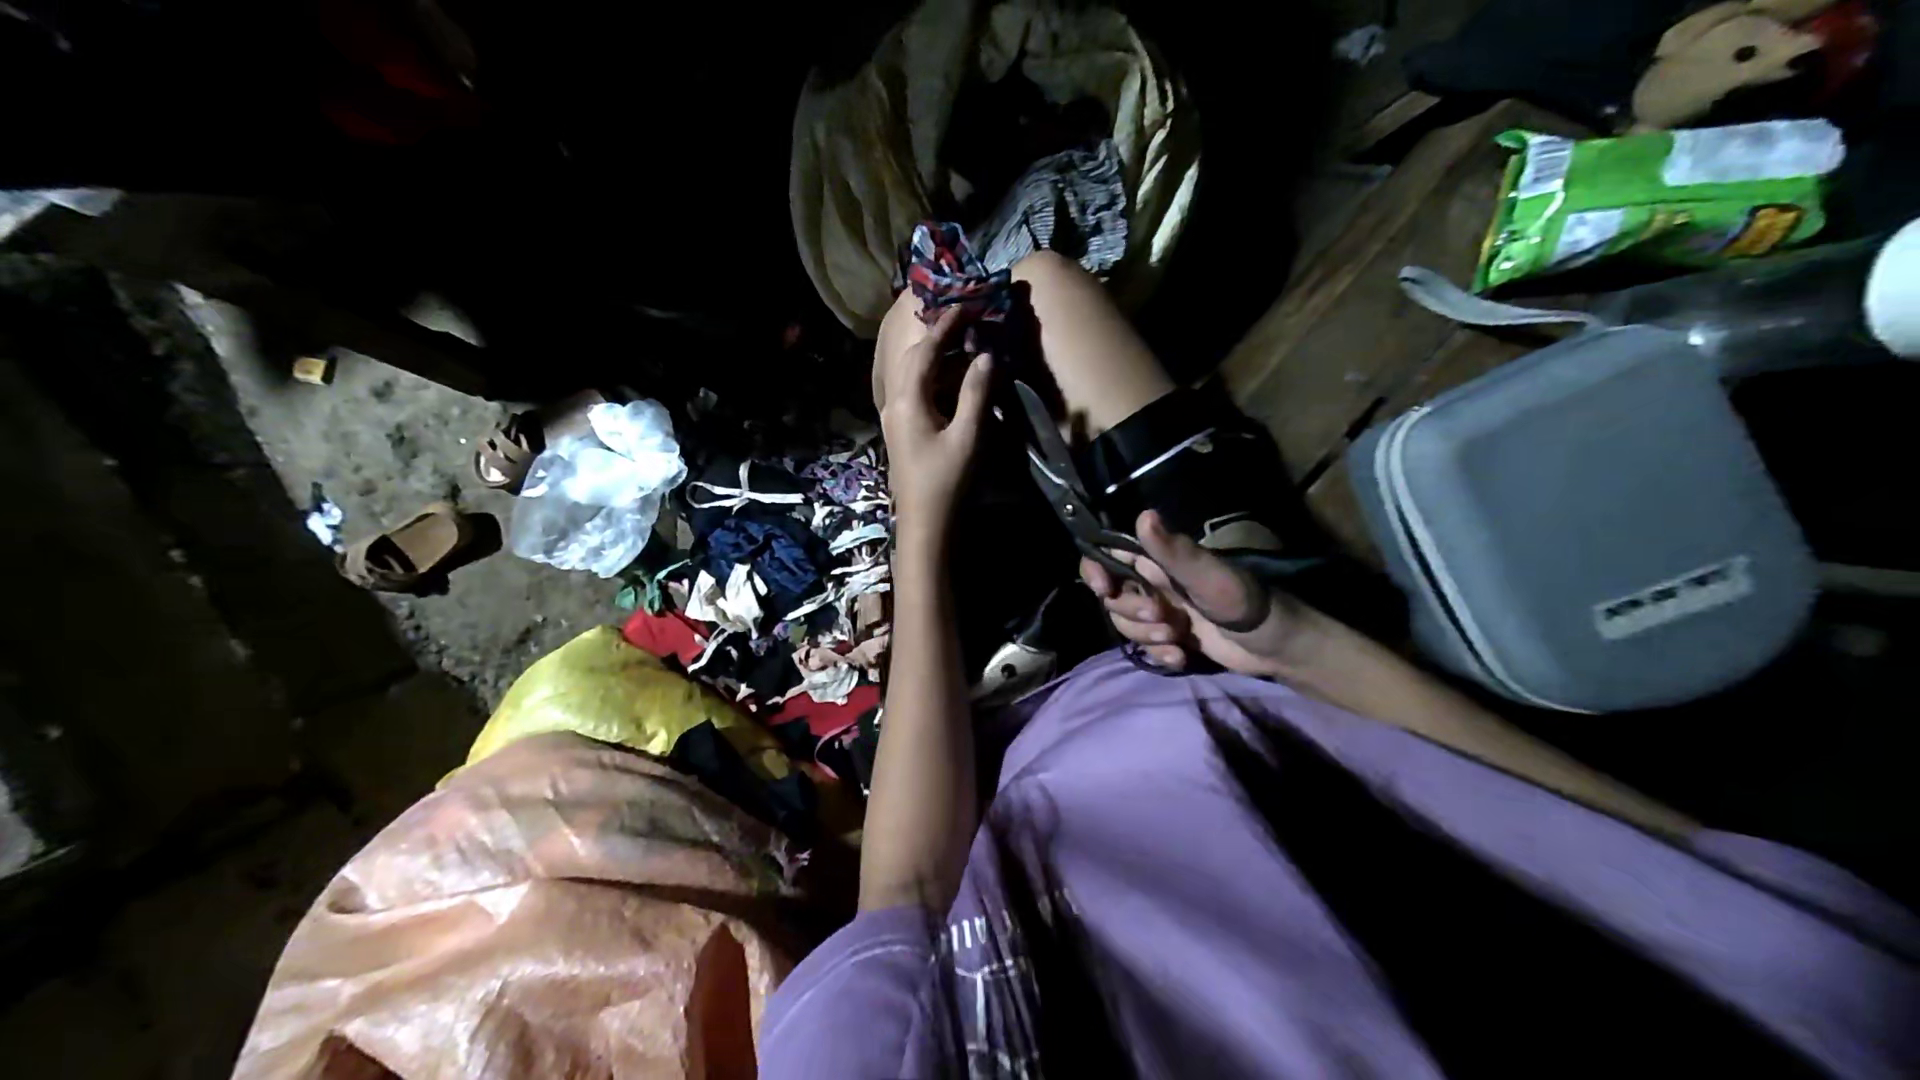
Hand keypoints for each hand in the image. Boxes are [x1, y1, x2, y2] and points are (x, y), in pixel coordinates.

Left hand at [879, 306, 993, 541]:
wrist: (924, 522)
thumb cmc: (946, 481)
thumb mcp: (967, 437)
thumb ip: (976, 393)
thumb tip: (985, 355)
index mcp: (908, 401)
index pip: (926, 351)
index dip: (945, 325)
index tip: (965, 305)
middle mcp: (895, 403)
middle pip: (913, 358)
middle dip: (937, 335)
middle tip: (964, 320)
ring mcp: (895, 416)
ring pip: (912, 373)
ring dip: (934, 355)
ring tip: (962, 343)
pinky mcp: (901, 428)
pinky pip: (914, 390)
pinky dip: (933, 375)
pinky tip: (951, 378)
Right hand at [1080, 510, 1320, 677]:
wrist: (1277, 646)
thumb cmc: (1245, 601)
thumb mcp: (1208, 576)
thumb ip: (1173, 551)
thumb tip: (1144, 515)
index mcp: (1159, 560)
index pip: (1109, 554)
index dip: (1095, 569)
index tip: (1102, 588)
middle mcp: (1154, 582)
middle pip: (1113, 596)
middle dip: (1131, 612)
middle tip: (1163, 618)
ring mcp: (1161, 611)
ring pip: (1126, 624)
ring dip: (1146, 636)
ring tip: (1177, 640)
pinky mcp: (1170, 638)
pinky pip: (1145, 647)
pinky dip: (1160, 654)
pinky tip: (1181, 657)